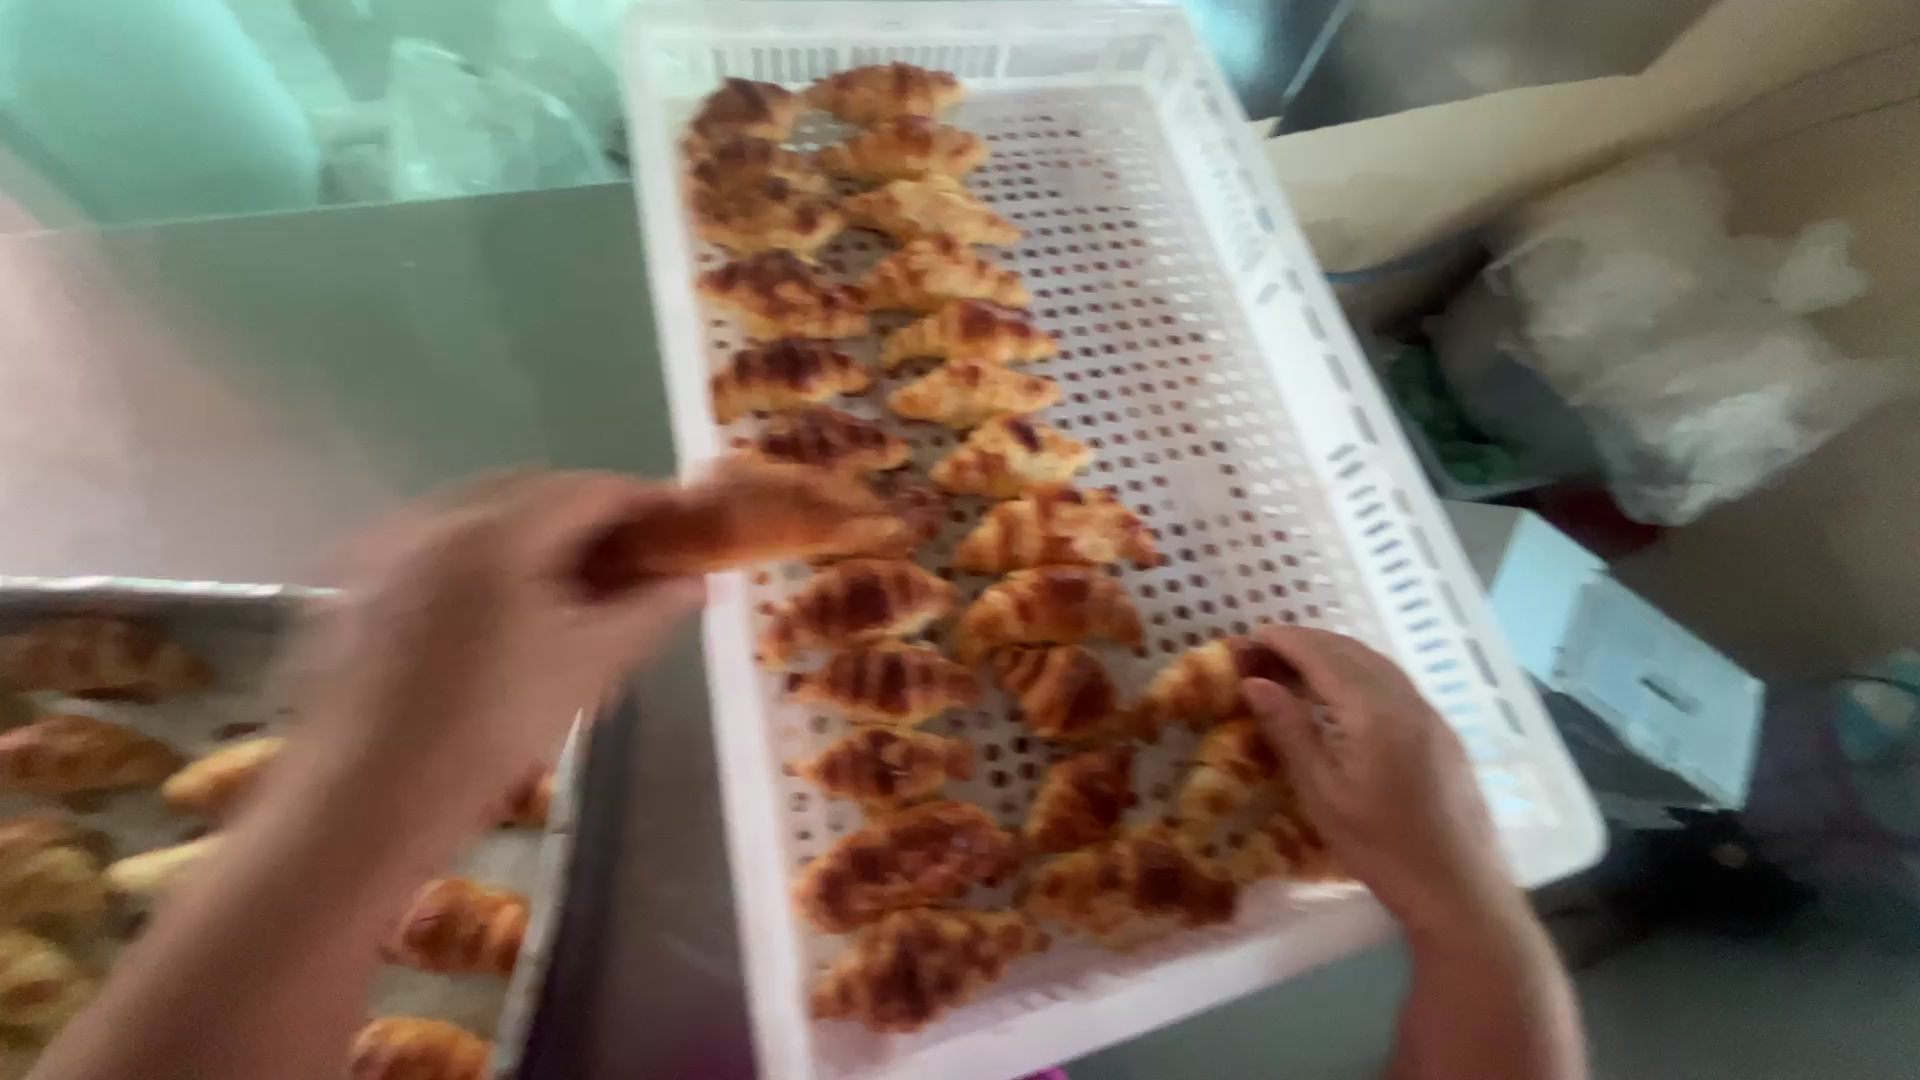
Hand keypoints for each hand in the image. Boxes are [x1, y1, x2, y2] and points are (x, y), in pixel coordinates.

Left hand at [277, 471, 704, 828]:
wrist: (367, 803)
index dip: (643, 500)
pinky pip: (440, 538)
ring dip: (539, 527)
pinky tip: (508, 595)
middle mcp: (433, 520)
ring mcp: (385, 548)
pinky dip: (489, 547)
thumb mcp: (593, 663)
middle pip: (534, 488)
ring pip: (482, 510)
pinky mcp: (357, 581)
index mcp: (495, 533)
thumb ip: (652, 610)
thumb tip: (698, 584)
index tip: (678, 519)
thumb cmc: (496, 728)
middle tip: (632, 549)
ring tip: (576, 572)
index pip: (588, 489)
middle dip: (591, 511)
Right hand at [1242, 626, 1521, 938]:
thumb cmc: (1382, 849)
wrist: (1464, 896)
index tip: (1250, 636)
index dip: (1285, 641)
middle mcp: (1408, 702)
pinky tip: (1342, 690)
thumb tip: (1254, 682)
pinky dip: (1359, 669)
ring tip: (1297, 662)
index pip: (1322, 657)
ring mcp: (1431, 715)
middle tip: (1266, 648)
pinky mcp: (1443, 733)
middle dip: (1307, 640)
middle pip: (1351, 650)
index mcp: (1375, 714)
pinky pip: (1394, 681)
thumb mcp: (1322, 793)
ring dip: (1334, 651)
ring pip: (1377, 662)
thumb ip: (1289, 730)